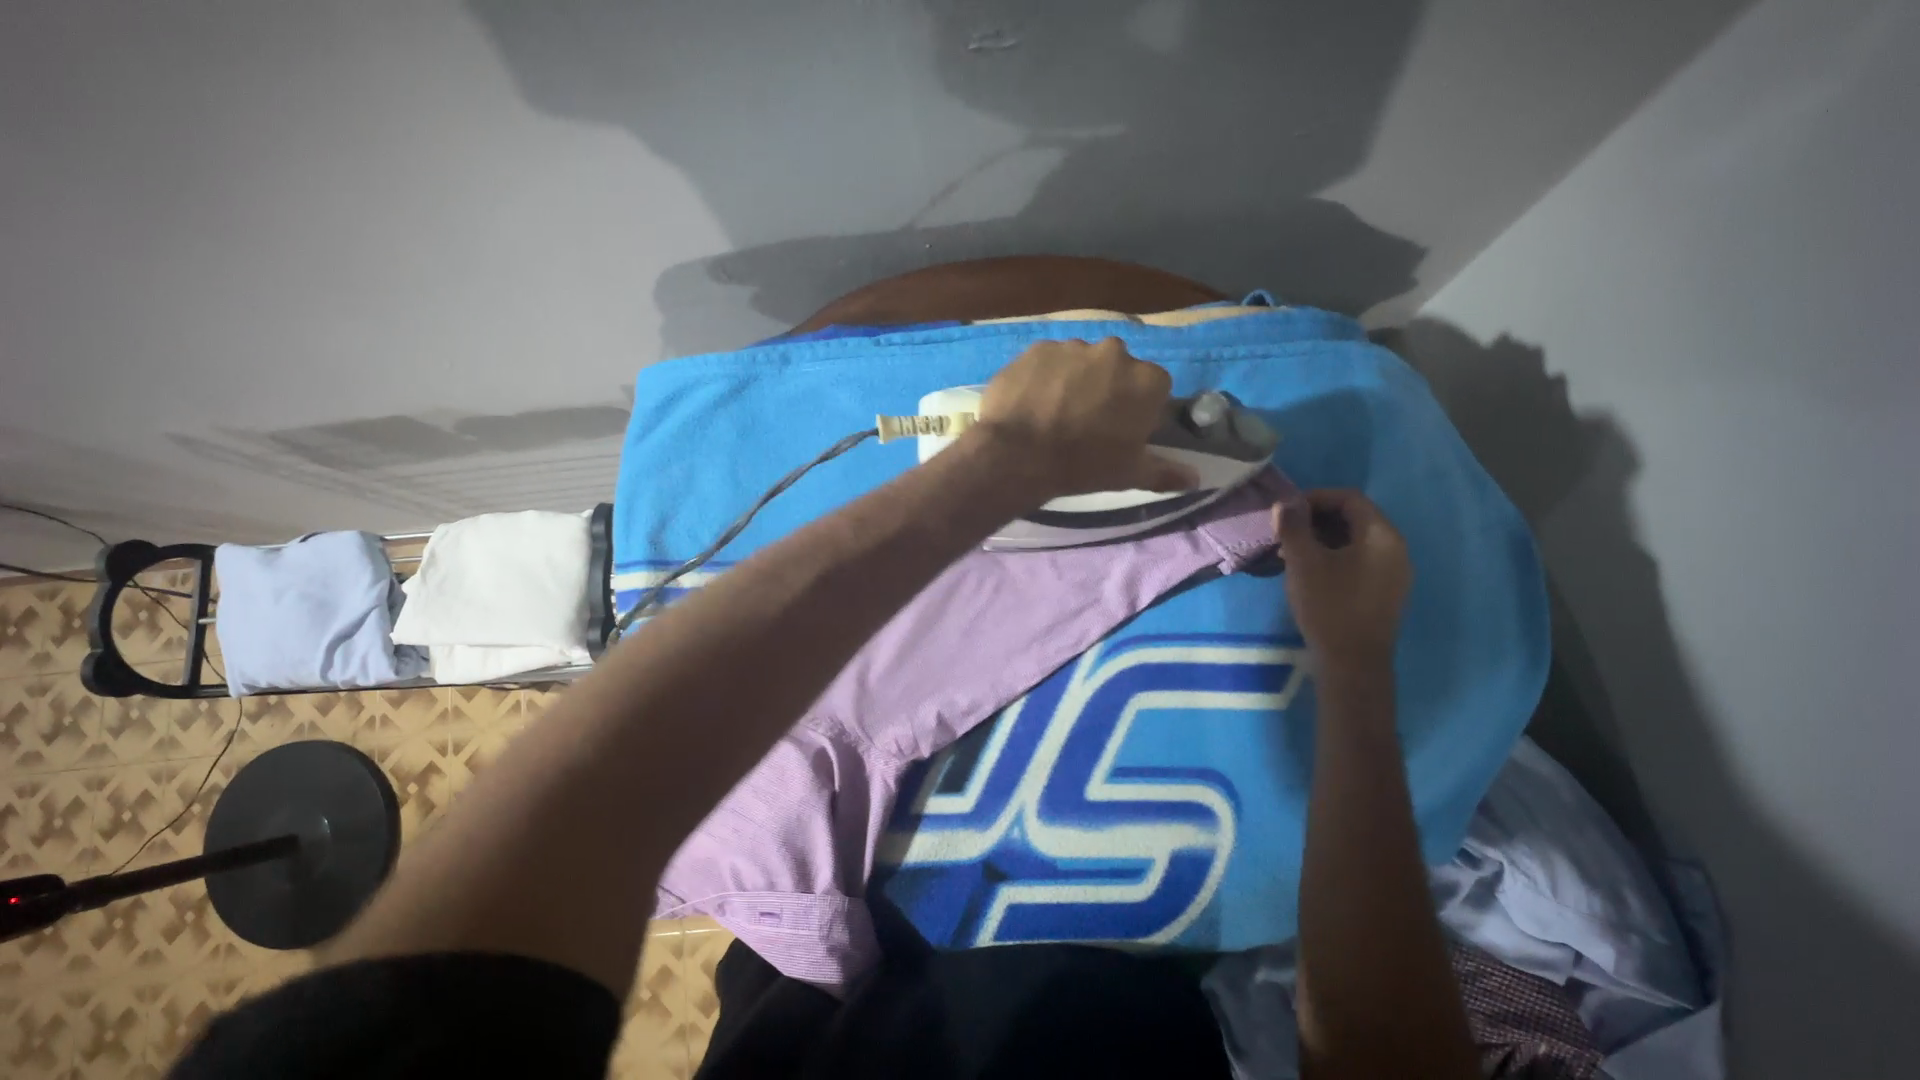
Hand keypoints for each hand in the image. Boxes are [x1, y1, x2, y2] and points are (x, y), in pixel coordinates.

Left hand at [972, 338, 1196, 498]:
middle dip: (1108, 389)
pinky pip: (1048, 362)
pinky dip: (1044, 378)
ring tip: (1055, 414)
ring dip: (1074, 381)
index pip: (1155, 388)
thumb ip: (1165, 471)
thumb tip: (1196, 478)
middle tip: (1087, 423)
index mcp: (1148, 380)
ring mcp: (1073, 346)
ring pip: (1081, 363)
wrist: (1019, 454)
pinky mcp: (1037, 348)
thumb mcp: (1129, 474)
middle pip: (1118, 369)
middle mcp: (1115, 352)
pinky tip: (1032, 404)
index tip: (1122, 431)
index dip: (1139, 409)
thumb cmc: (1084, 465)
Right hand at [1274, 490, 1410, 667]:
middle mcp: (1395, 548)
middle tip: (1285, 532)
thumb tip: (1285, 504)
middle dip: (1317, 519)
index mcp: (1382, 535)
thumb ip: (1293, 527)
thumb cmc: (1329, 606)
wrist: (1353, 664)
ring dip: (1323, 539)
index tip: (1286, 511)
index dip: (1315, 498)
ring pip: (1356, 541)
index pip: (1350, 498)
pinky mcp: (1385, 592)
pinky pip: (1360, 561)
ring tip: (1292, 553)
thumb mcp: (1304, 563)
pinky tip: (1310, 573)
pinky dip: (1334, 557)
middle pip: (1355, 518)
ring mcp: (1394, 572)